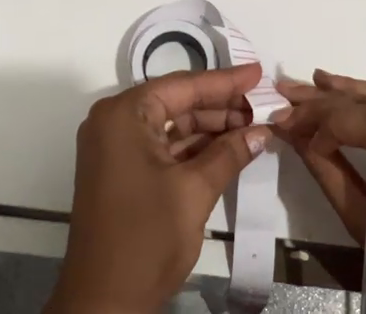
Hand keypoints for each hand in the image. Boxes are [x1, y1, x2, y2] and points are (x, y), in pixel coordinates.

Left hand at [46, 64, 272, 313]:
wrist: (103, 303)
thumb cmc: (146, 238)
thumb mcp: (195, 191)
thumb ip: (229, 153)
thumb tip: (262, 130)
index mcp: (123, 115)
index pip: (182, 86)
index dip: (225, 81)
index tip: (259, 74)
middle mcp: (114, 122)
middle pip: (176, 102)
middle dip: (220, 106)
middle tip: (262, 106)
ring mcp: (115, 148)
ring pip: (171, 125)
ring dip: (210, 128)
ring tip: (253, 127)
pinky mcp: (121, 171)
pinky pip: (162, 146)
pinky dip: (194, 148)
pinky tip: (229, 148)